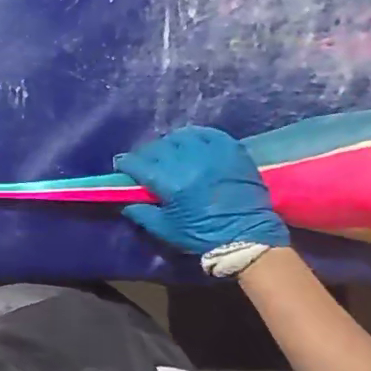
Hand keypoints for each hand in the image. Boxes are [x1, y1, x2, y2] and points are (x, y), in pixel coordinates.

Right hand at [115, 127, 289, 274]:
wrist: (248, 237)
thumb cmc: (202, 236)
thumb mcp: (165, 230)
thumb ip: (141, 213)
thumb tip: (125, 200)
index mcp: (170, 184)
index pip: (138, 164)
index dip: (126, 164)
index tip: (122, 167)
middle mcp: (189, 163)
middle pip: (156, 147)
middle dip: (146, 154)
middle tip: (145, 163)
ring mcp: (212, 153)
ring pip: (180, 137)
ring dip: (169, 144)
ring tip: (169, 152)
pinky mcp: (231, 150)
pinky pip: (206, 133)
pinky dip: (194, 136)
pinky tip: (191, 144)